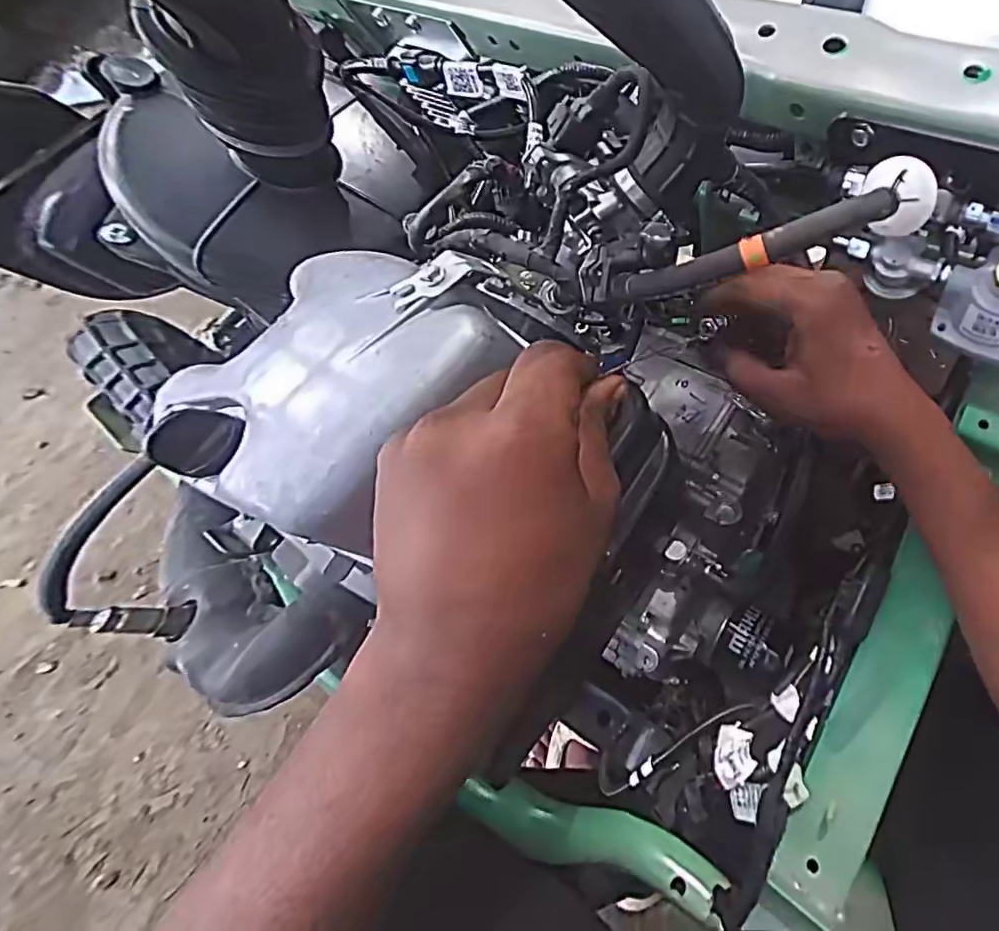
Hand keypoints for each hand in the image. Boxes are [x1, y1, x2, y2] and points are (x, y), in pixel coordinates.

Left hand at [371, 342, 624, 690]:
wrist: (450, 640)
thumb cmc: (528, 590)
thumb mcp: (593, 506)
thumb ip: (597, 435)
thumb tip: (604, 392)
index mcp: (523, 431)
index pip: (551, 358)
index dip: (577, 368)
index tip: (588, 386)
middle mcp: (462, 422)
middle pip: (515, 374)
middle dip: (542, 399)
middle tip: (558, 446)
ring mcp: (421, 438)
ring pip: (481, 398)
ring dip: (504, 421)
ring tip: (514, 478)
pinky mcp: (394, 456)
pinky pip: (447, 425)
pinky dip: (469, 441)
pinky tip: (480, 488)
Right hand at [703, 266, 931, 448]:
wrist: (888, 410)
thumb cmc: (851, 401)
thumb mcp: (780, 394)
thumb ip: (740, 370)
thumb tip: (722, 355)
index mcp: (812, 300)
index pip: (750, 283)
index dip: (719, 294)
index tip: (703, 305)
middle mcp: (827, 285)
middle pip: (766, 272)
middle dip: (734, 291)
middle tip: (713, 311)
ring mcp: (838, 289)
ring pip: (781, 276)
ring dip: (754, 293)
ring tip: (733, 317)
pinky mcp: (842, 298)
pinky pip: (798, 285)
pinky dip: (775, 298)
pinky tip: (763, 320)